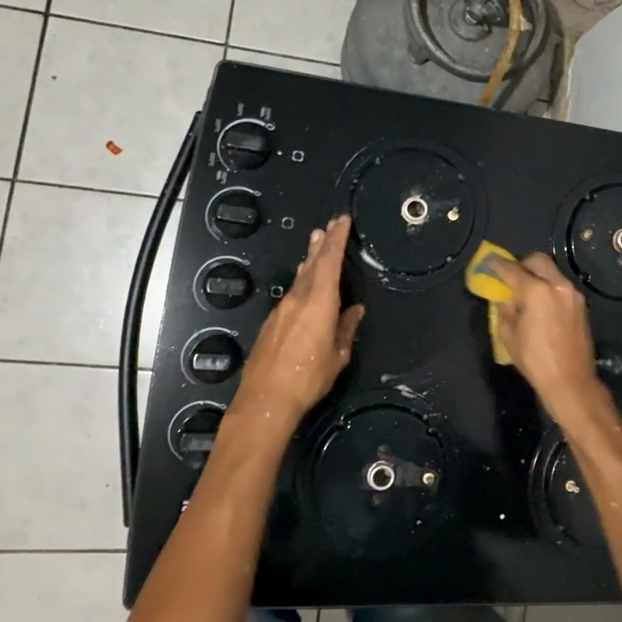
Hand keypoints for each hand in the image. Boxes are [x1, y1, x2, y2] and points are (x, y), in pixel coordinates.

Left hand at [234, 215, 364, 422]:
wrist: (266, 399)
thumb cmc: (308, 378)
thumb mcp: (338, 355)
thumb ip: (346, 329)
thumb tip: (355, 311)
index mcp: (319, 302)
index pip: (329, 261)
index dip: (337, 239)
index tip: (343, 221)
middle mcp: (298, 299)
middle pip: (312, 263)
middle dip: (322, 243)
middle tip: (330, 225)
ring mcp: (282, 309)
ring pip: (300, 277)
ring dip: (310, 259)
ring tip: (316, 243)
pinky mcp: (272, 322)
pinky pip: (291, 292)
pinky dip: (302, 280)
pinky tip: (304, 282)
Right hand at [491, 254, 598, 405]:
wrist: (571, 381)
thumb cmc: (535, 360)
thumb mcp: (509, 334)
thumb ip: (504, 308)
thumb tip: (503, 295)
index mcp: (537, 291)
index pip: (512, 269)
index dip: (497, 265)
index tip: (489, 264)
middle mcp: (558, 285)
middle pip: (537, 260)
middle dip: (521, 264)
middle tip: (511, 278)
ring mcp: (573, 293)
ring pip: (552, 271)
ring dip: (537, 275)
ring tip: (526, 293)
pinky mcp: (582, 304)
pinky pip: (561, 286)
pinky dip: (549, 287)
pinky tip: (542, 304)